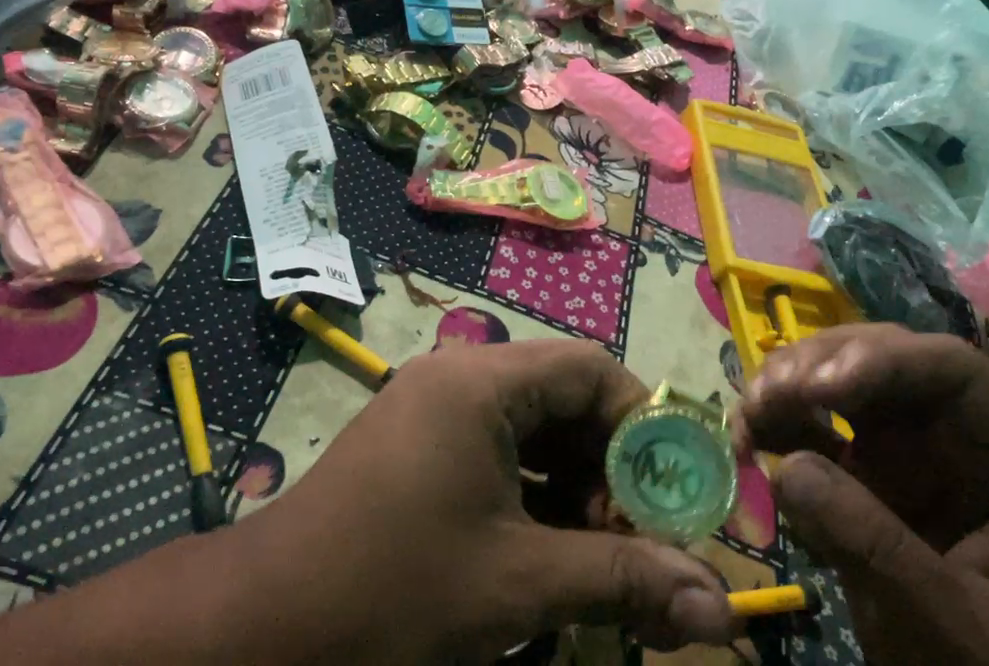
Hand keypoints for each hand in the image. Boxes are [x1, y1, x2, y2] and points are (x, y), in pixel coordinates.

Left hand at [260, 339, 737, 662]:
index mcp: (480, 383)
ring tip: (597, 554)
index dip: (643, 428)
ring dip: (574, 488)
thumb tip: (719, 605)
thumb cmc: (397, 585)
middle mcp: (455, 379)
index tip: (669, 499)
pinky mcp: (414, 446)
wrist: (269, 619)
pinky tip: (546, 551)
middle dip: (610, 468)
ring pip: (530, 430)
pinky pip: (494, 452)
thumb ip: (623, 580)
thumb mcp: (519, 581)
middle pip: (562, 398)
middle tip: (636, 539)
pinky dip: (531, 494)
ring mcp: (429, 412)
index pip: (590, 370)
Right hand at [739, 324, 988, 665]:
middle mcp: (966, 449)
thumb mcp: (950, 629)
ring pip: (849, 389)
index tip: (816, 389)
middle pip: (893, 366)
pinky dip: (779, 426)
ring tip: (748, 413)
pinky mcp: (869, 486)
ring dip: (791, 387)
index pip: (958, 376)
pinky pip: (820, 433)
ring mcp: (915, 464)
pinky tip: (747, 437)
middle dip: (824, 366)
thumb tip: (786, 466)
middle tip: (767, 394)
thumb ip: (874, 547)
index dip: (884, 363)